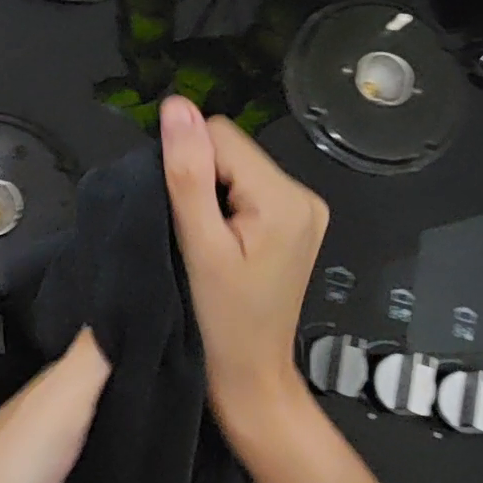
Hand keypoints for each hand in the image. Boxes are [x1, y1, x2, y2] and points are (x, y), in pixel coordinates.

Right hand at [159, 95, 327, 431]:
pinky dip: (226, 208)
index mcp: (286, 198)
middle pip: (233, 152)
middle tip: (193, 235)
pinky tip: (221, 243)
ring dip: (212, 195)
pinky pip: (249, 190)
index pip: (221, 137)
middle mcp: (306, 195)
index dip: (188, 166)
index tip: (180, 214)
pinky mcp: (296, 224)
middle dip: (202, 181)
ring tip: (204, 242)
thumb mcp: (199, 246)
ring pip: (238, 170)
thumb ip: (188, 174)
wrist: (249, 376)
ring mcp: (305, 211)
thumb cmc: (219, 321)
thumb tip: (176, 107)